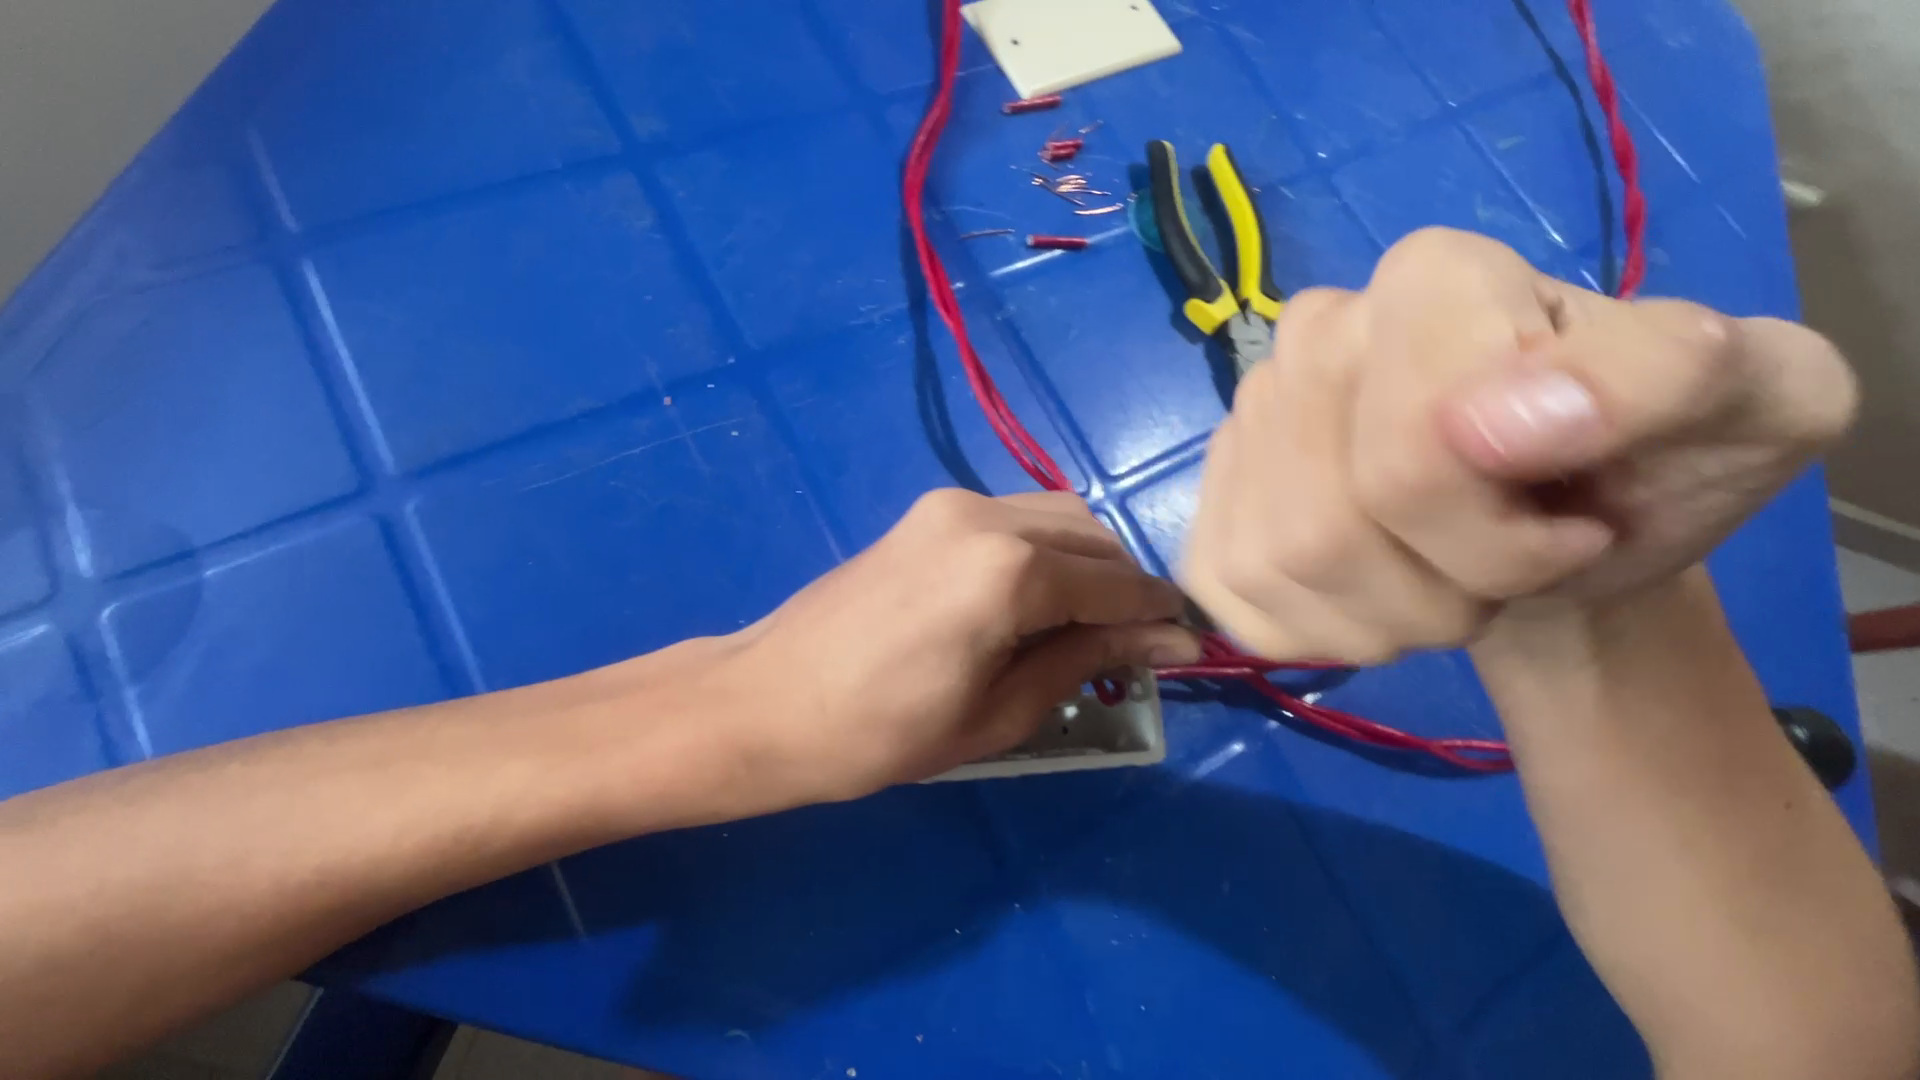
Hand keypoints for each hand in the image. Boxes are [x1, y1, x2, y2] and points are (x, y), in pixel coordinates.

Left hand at [700, 490, 1198, 805]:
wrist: (766, 701)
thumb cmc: (880, 734)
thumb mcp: (999, 713)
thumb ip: (1084, 660)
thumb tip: (1163, 639)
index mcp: (1009, 571)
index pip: (1117, 585)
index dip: (1160, 618)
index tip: (1189, 647)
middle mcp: (987, 516)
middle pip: (1094, 538)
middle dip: (1125, 589)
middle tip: (1132, 648)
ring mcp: (953, 504)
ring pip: (1057, 518)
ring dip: (1087, 566)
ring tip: (1083, 628)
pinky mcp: (929, 510)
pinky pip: (1015, 518)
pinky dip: (1045, 552)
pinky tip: (1034, 601)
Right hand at [1181, 228, 1855, 663]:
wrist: (1552, 523)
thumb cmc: (1645, 468)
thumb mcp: (1750, 402)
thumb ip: (1660, 378)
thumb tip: (1499, 424)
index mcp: (1429, 282)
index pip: (1407, 446)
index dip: (1497, 535)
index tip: (1574, 525)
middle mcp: (1311, 337)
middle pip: (1329, 522)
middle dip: (1441, 591)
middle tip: (1509, 570)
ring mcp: (1244, 425)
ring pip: (1277, 566)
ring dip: (1385, 618)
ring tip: (1444, 587)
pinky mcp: (1209, 507)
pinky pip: (1235, 598)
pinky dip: (1319, 633)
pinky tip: (1370, 602)